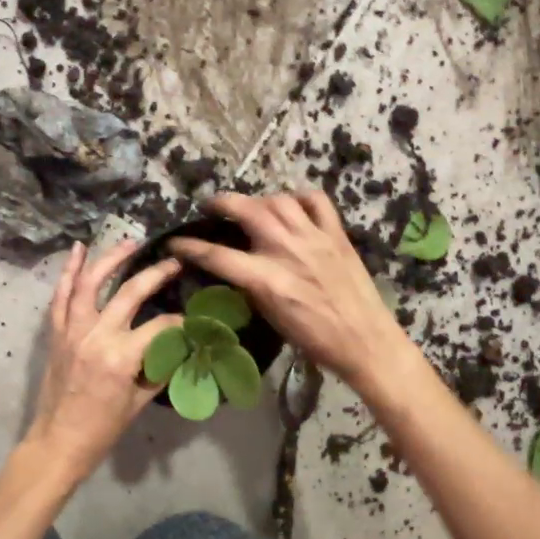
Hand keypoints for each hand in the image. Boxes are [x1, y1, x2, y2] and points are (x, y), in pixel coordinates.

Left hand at [21, 241, 183, 476]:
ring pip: (91, 283)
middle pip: (130, 293)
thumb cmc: (102, 429)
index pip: (159, 326)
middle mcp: (96, 336)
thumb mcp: (139, 402)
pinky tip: (78, 250)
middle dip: (155, 274)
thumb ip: (159, 368)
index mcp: (121, 357)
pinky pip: (62, 296)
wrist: (58, 442)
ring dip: (111, 259)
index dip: (179, 320)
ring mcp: (72, 331)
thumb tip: (179, 344)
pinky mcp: (56, 333)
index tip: (191, 318)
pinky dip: (69, 272)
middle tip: (172, 262)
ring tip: (129, 242)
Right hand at [168, 191, 413, 389]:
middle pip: (246, 210)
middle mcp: (288, 250)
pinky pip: (315, 201)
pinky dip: (298, 198)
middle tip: (212, 207)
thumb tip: (235, 267)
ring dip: (259, 200)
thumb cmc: (315, 339)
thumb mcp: (271, 317)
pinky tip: (292, 207)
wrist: (364, 340)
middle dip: (221, 203)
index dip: (189, 247)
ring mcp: (314, 237)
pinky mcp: (336, 234)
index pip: (217, 255)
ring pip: (278, 200)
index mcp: (267, 279)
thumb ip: (251, 286)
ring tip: (253, 208)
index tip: (175, 243)